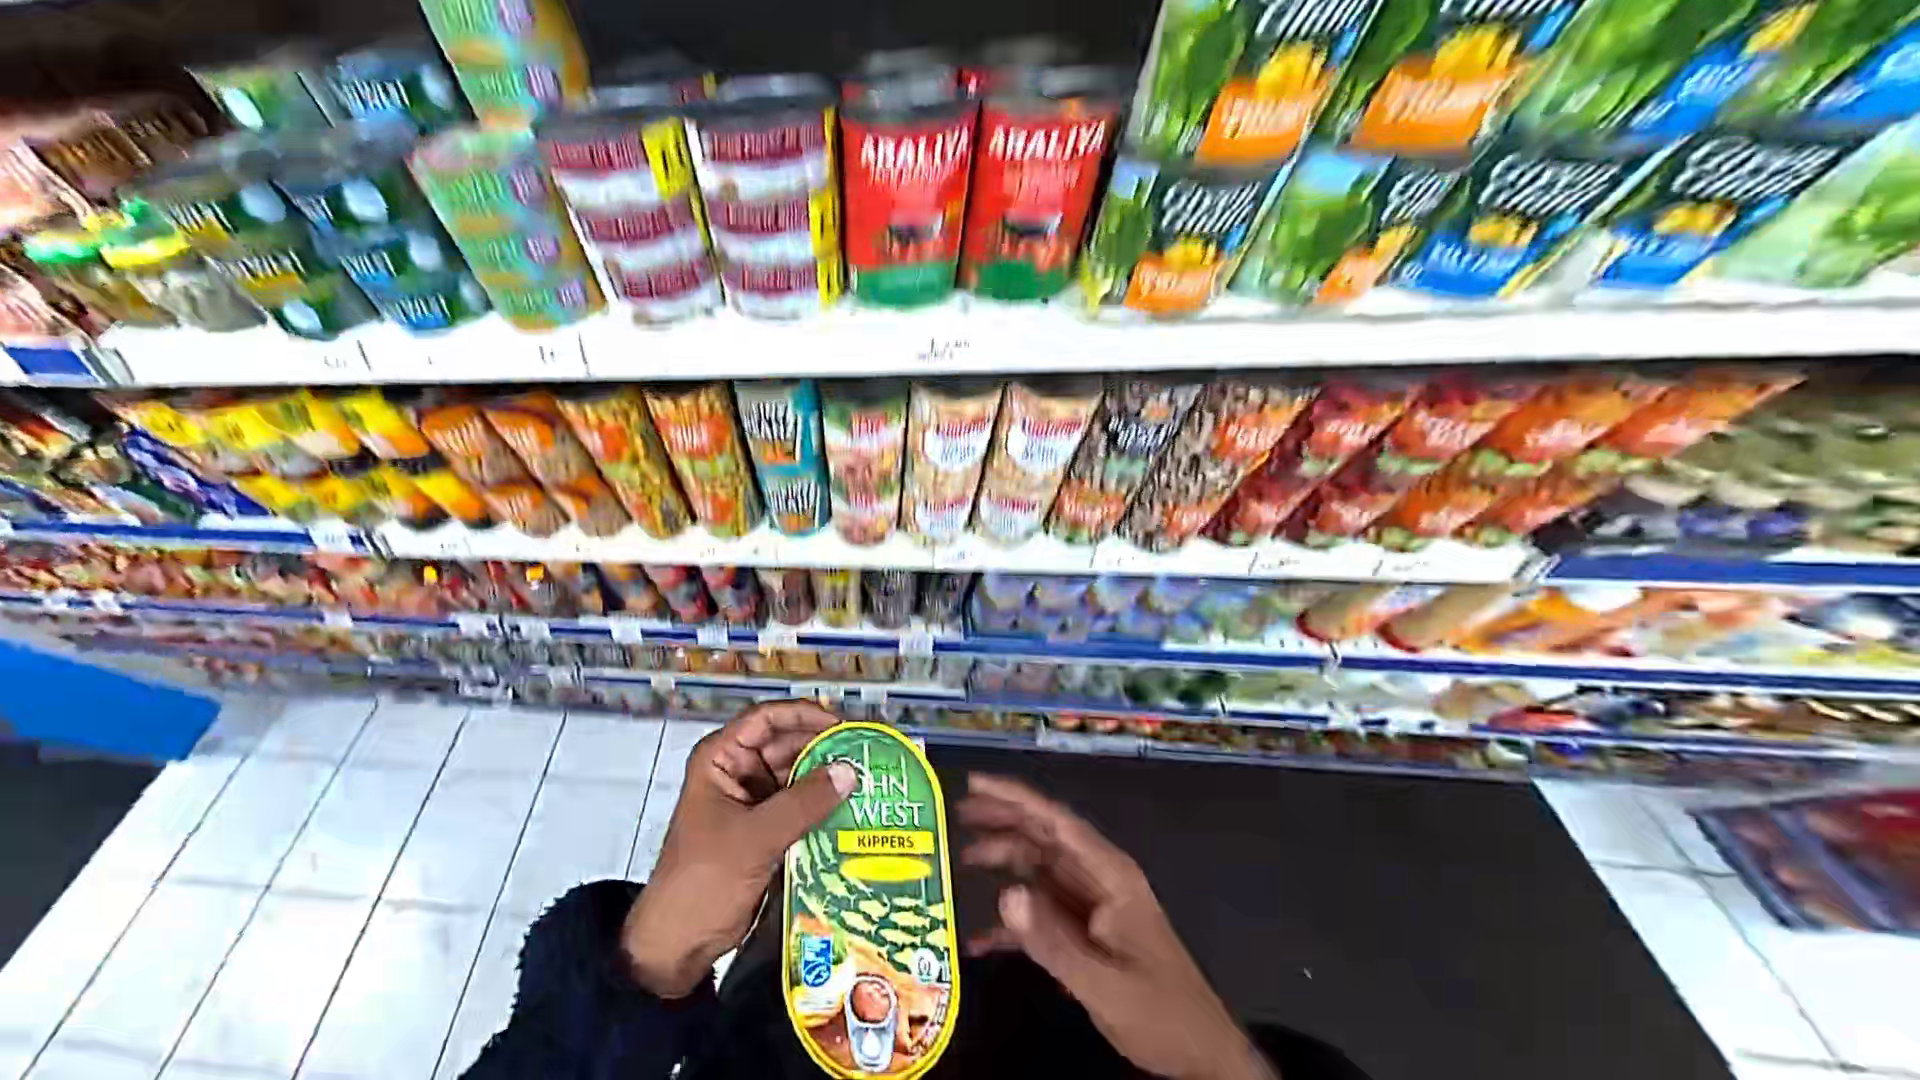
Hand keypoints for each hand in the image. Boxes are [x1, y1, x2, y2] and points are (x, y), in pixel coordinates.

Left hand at [622, 701, 855, 997]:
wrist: (680, 944)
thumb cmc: (703, 881)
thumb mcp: (754, 837)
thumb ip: (803, 803)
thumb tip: (849, 772)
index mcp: (721, 758)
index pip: (767, 718)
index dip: (805, 714)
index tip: (842, 724)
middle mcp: (739, 769)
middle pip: (789, 743)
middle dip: (826, 746)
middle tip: (868, 752)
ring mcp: (755, 798)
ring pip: (800, 773)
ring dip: (829, 775)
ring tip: (870, 776)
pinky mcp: (769, 824)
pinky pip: (803, 802)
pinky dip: (825, 802)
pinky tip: (856, 805)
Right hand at [959, 774, 1275, 1079]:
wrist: (1201, 1055)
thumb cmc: (1161, 1012)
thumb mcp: (1104, 983)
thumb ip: (1052, 941)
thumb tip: (1004, 894)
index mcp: (1109, 874)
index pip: (1056, 821)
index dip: (1015, 797)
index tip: (976, 785)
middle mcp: (1097, 879)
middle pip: (1043, 836)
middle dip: (1003, 820)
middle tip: (957, 814)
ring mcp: (1090, 904)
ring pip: (1039, 868)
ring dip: (1003, 861)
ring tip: (960, 858)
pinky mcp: (1084, 932)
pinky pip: (1041, 912)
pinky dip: (1012, 920)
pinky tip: (980, 937)